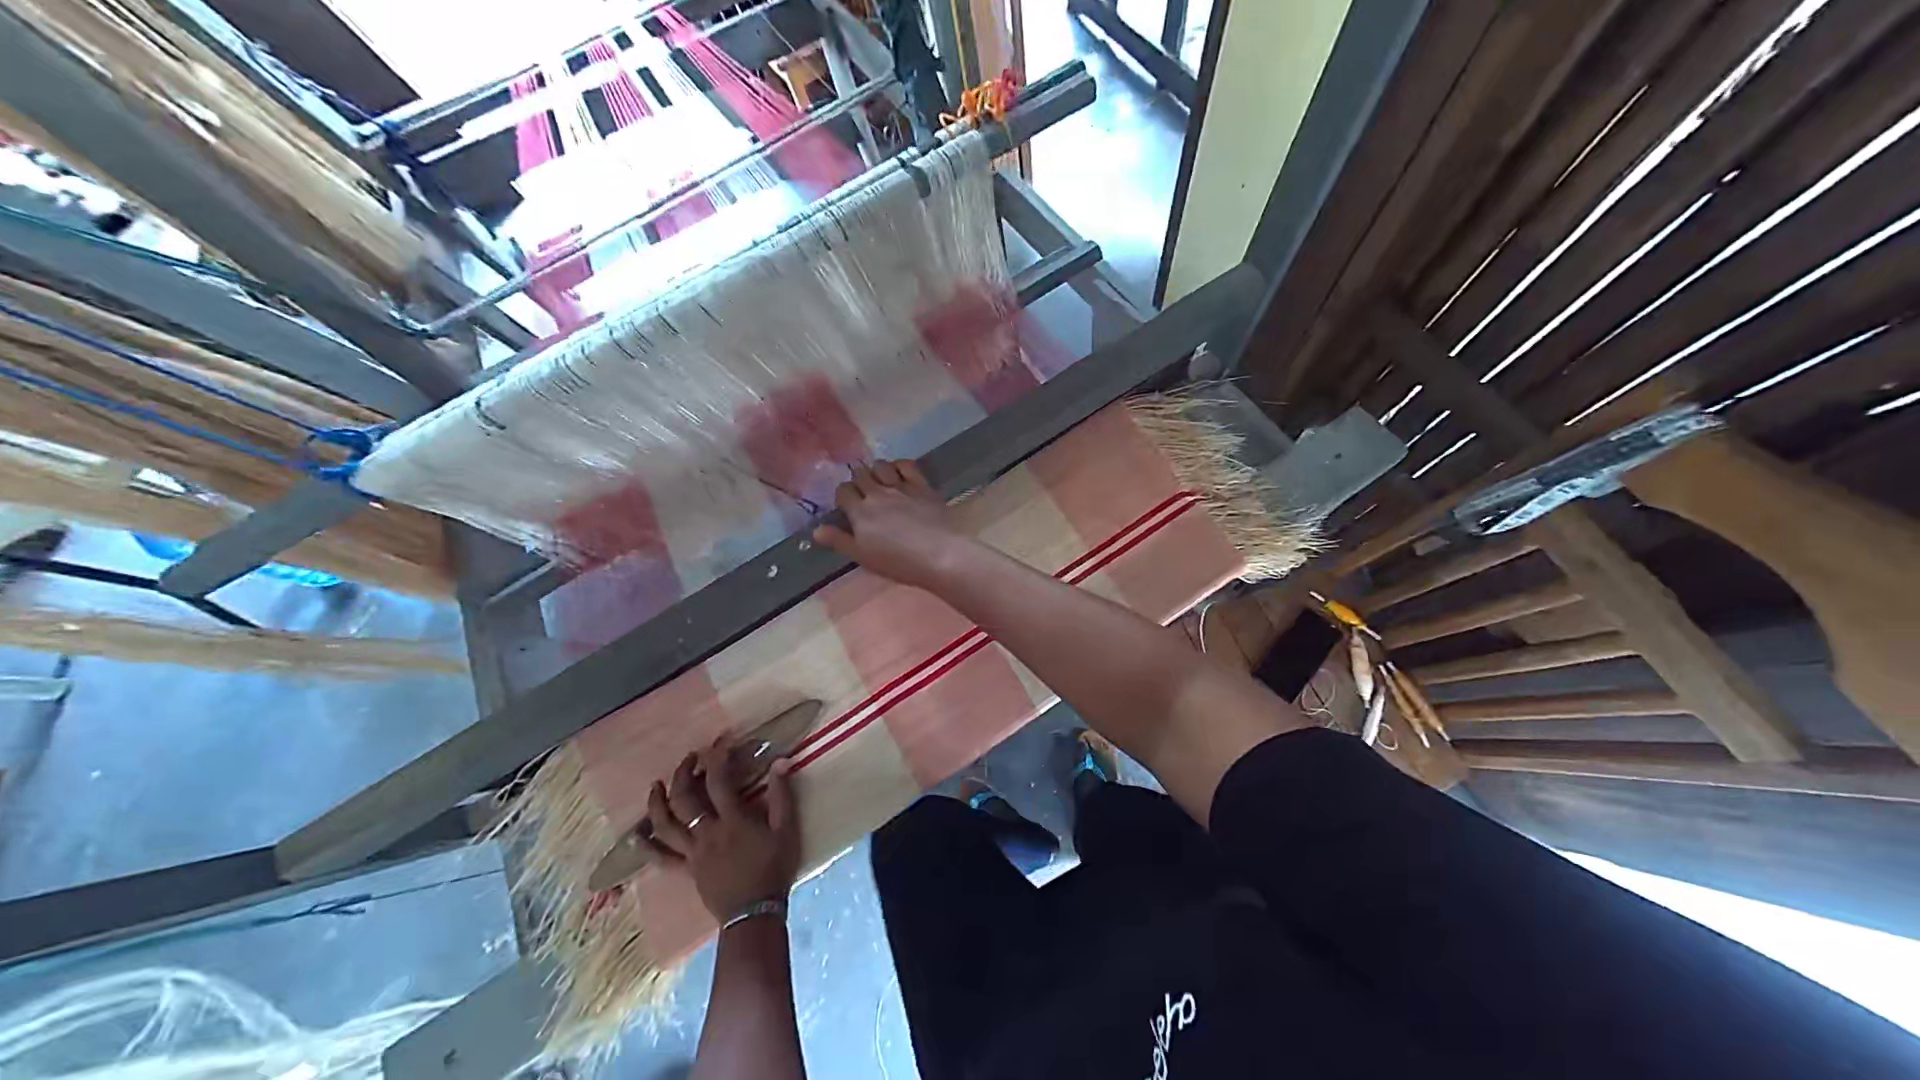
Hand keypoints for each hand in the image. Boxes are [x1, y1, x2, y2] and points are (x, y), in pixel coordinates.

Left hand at [647, 736, 801, 921]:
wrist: (755, 913)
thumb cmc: (773, 868)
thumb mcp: (786, 830)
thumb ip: (782, 795)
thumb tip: (779, 761)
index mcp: (733, 820)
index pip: (719, 781)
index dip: (717, 758)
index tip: (720, 743)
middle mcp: (707, 833)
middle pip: (685, 798)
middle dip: (684, 773)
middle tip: (690, 757)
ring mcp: (693, 853)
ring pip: (666, 824)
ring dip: (658, 802)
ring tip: (656, 785)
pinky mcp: (686, 870)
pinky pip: (661, 858)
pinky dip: (646, 846)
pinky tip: (635, 835)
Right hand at [812, 460, 973, 590]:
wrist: (942, 554)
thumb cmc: (900, 562)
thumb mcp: (864, 556)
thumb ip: (840, 541)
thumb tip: (816, 530)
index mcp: (860, 512)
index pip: (843, 492)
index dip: (843, 496)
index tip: (848, 506)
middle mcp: (878, 493)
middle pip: (860, 475)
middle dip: (858, 481)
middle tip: (864, 494)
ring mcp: (901, 486)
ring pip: (881, 465)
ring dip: (876, 470)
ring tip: (881, 482)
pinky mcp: (923, 485)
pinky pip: (906, 464)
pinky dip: (899, 466)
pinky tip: (900, 474)